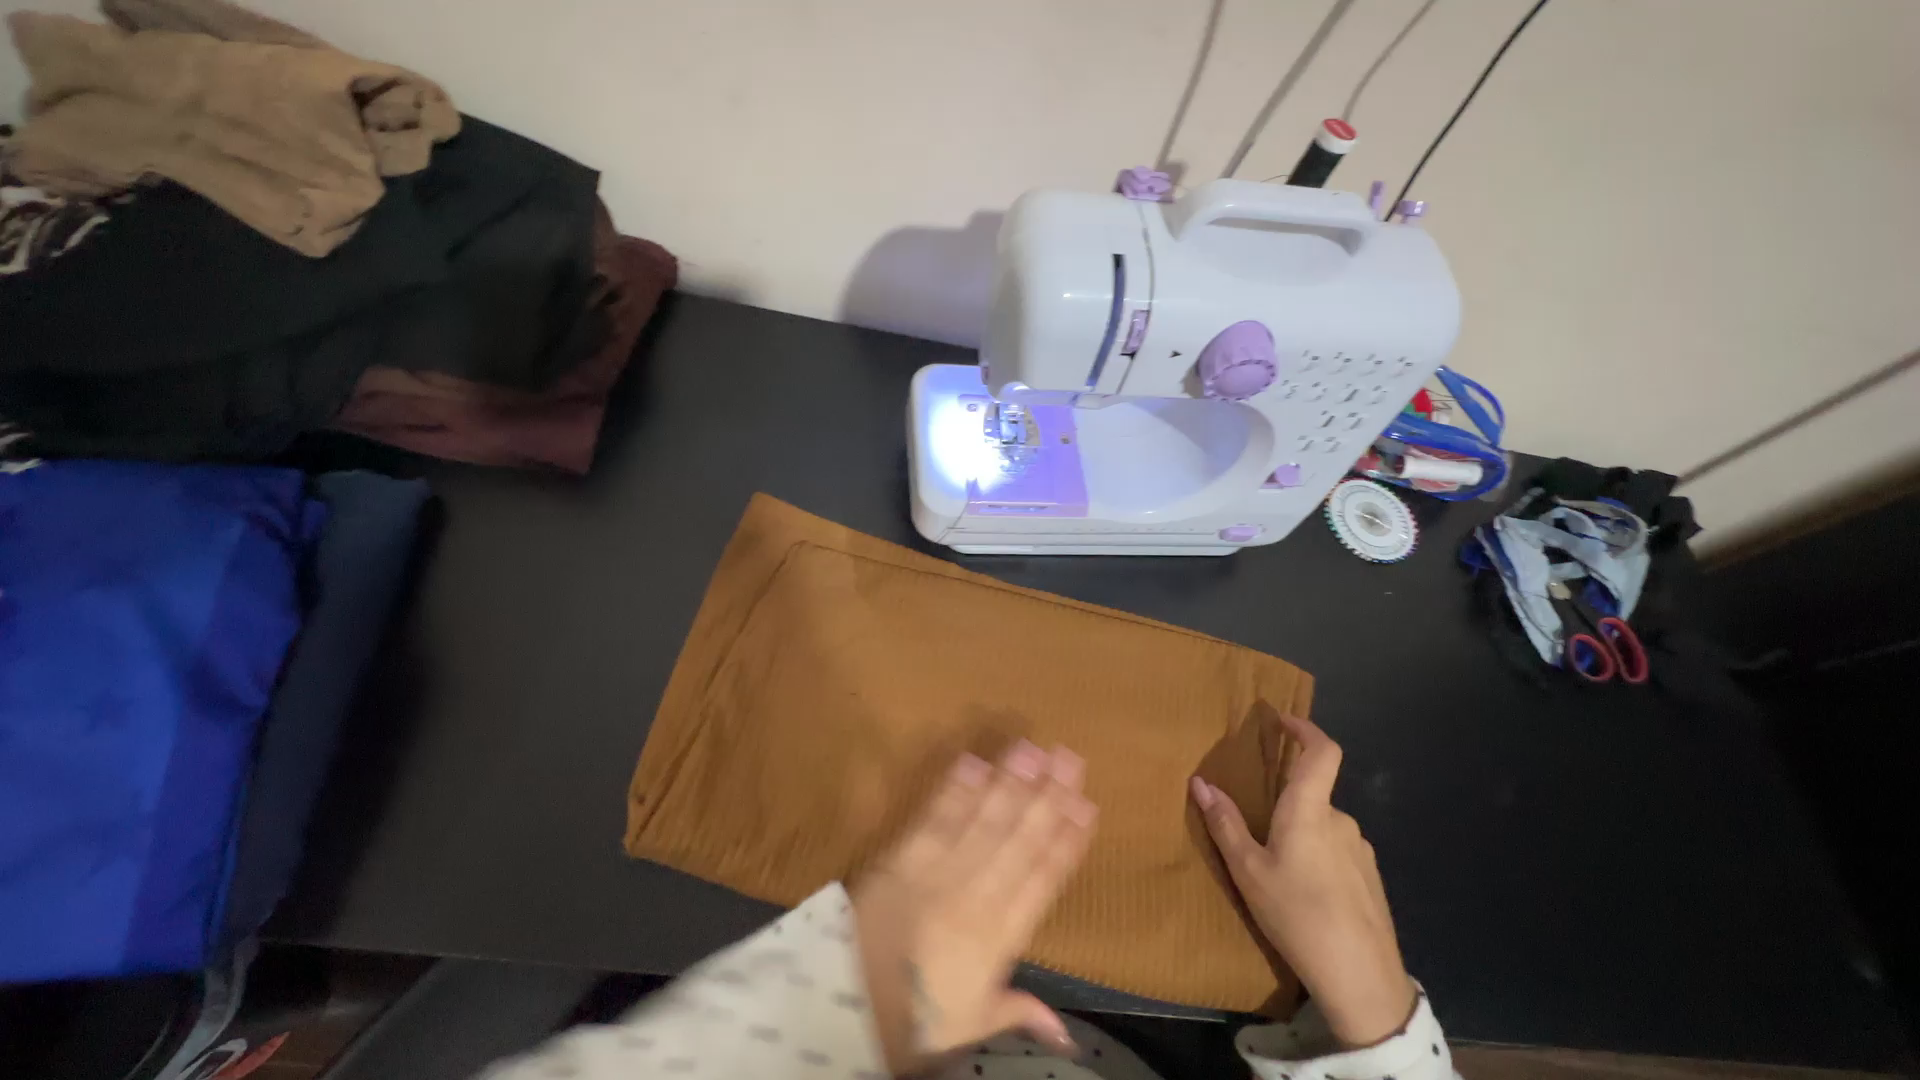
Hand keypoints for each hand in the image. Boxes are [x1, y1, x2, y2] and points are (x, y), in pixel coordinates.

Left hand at [851, 742, 1097, 1074]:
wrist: (843, 1007)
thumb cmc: (911, 1021)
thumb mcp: (968, 1026)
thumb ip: (1017, 1010)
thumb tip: (1067, 1032)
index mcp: (998, 938)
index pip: (1042, 880)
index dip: (1067, 841)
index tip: (1087, 805)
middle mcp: (975, 897)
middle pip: (1018, 840)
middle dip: (1047, 797)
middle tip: (1069, 758)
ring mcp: (936, 873)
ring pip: (982, 823)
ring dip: (1008, 784)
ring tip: (1030, 750)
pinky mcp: (900, 859)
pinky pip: (933, 821)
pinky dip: (954, 791)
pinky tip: (973, 764)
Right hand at [1190, 712, 1415, 1047]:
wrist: (1361, 977)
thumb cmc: (1297, 915)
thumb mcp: (1248, 871)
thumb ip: (1225, 824)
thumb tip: (1200, 782)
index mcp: (1311, 811)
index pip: (1322, 751)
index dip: (1305, 729)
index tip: (1283, 721)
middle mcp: (1341, 821)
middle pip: (1313, 794)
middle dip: (1285, 802)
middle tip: (1255, 827)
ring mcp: (1360, 850)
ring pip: (1323, 827)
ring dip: (1300, 834)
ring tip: (1274, 870)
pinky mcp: (1370, 878)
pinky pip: (1337, 851)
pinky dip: (1316, 858)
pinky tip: (1302, 894)